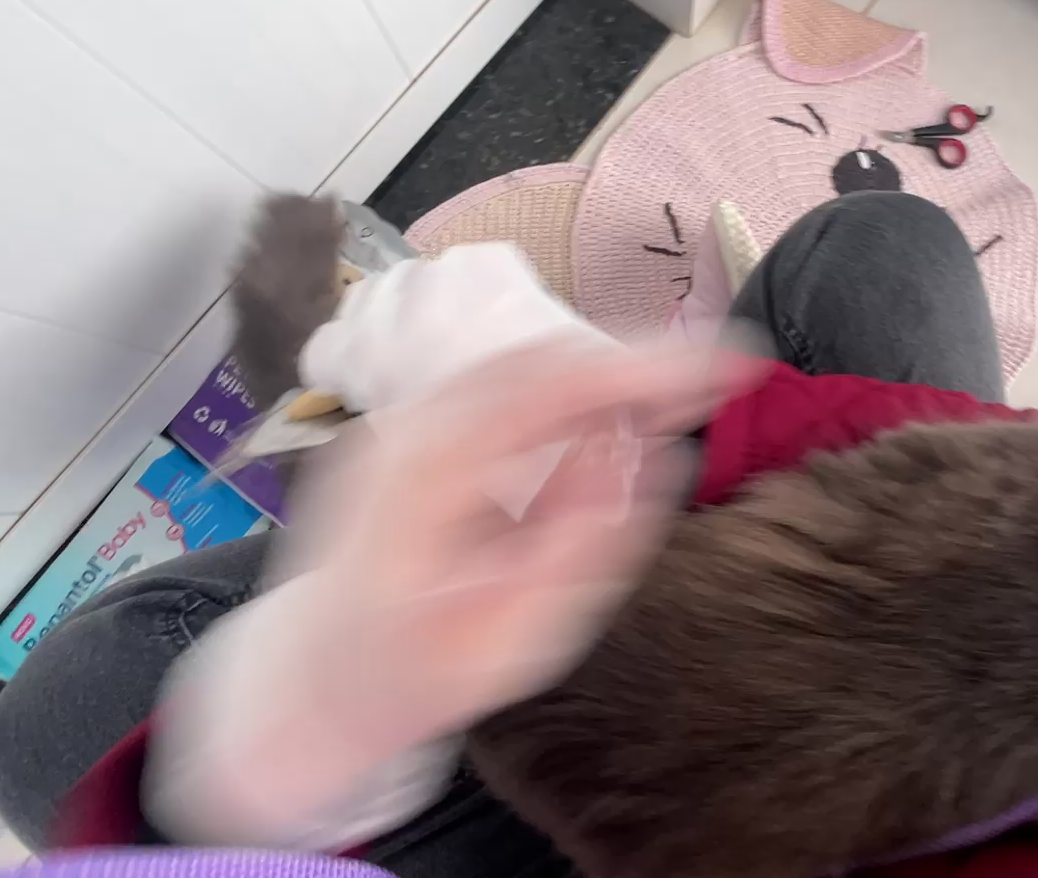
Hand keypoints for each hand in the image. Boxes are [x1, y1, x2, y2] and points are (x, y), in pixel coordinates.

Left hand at [281, 339, 758, 751]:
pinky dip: (584, 391)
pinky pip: (520, 388)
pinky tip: (622, 415)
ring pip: (535, 365)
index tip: (720, 367)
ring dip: (616, 374)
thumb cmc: (407, 677)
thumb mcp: (507, 645)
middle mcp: (414, 427)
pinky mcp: (432, 427)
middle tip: (722, 376)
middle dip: (642, 362)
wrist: (314, 675)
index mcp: (424, 477)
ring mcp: (417, 421)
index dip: (640, 368)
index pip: (545, 390)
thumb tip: (650, 464)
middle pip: (543, 359)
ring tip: (683, 397)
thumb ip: (583, 552)